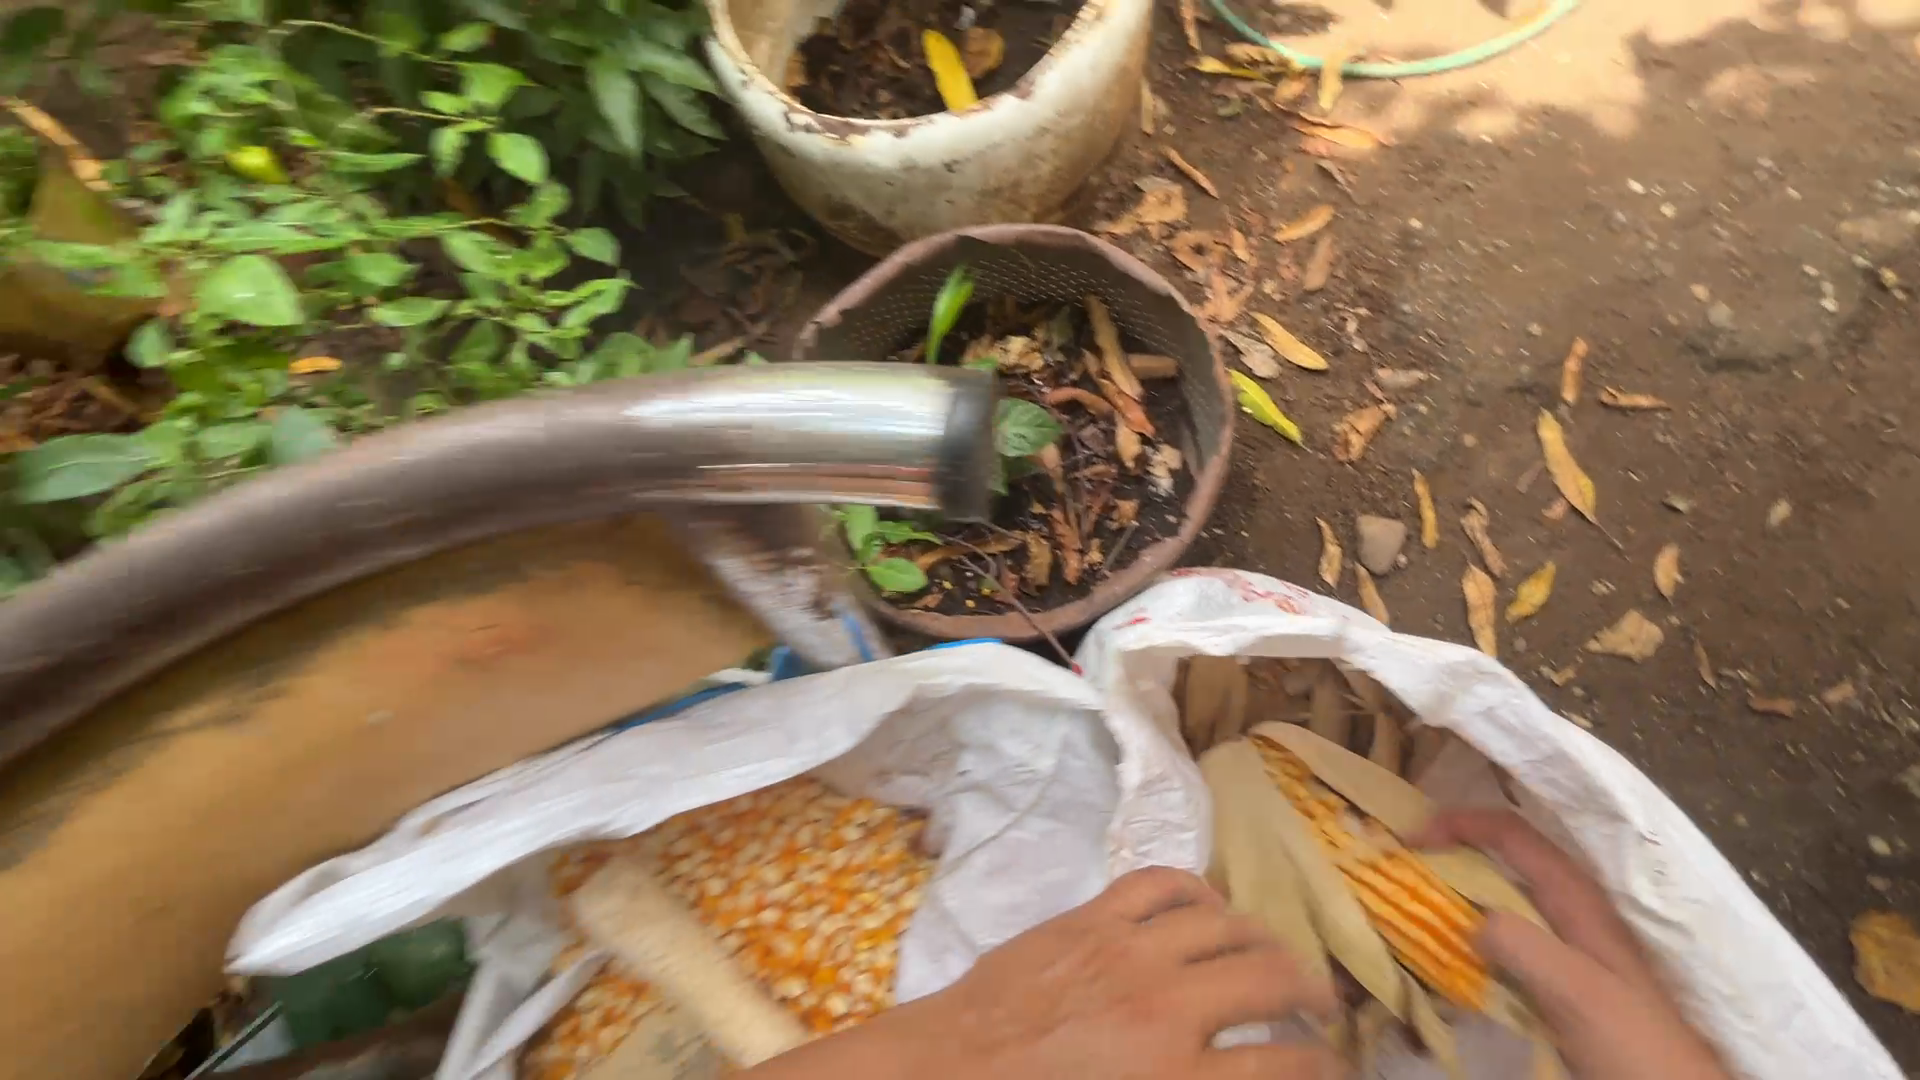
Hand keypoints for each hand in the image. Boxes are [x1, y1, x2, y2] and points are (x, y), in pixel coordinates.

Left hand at [743, 866, 1336, 1079]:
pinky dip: (1193, 888)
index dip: (1324, 1063)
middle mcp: (1165, 1005)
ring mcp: (1127, 949)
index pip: (1284, 1066)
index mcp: (1176, 1074)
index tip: (1334, 1060)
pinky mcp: (1093, 915)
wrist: (958, 1067)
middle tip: (1320, 1000)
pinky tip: (1208, 903)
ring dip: (1259, 936)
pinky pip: (1158, 882)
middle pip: (1266, 980)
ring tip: (1274, 949)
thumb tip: (1237, 1067)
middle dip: (1308, 990)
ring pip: (1221, 923)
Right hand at [1416, 808, 1732, 1079]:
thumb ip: (1521, 944)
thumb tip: (1470, 918)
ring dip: (1456, 886)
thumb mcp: (1576, 991)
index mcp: (1575, 896)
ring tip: (1415, 899)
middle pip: (1502, 853)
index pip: (1509, 830)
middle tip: (1404, 864)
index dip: (1458, 822)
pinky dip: (1469, 925)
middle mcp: (1569, 906)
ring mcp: (1566, 940)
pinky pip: (1503, 931)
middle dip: (1450, 849)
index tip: (1412, 840)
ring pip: (1500, 891)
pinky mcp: (1560, 972)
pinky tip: (1450, 947)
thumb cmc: (1633, 1042)